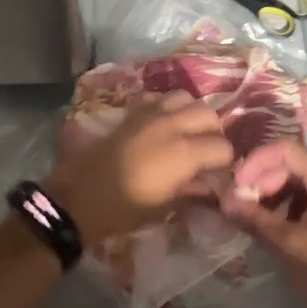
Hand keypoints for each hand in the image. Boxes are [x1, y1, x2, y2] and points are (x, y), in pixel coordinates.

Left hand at [44, 92, 234, 240]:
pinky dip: (169, 107)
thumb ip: (192, 190)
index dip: (225, 162)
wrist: (81, 196)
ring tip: (188, 133)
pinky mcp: (133, 111)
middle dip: (214, 132)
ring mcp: (151, 113)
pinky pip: (161, 98)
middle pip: (209, 115)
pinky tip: (165, 125)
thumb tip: (210, 183)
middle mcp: (172, 125)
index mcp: (185, 152)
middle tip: (207, 153)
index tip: (219, 174)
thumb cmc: (125, 209)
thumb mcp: (165, 207)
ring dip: (193, 113)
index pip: (223, 147)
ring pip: (186, 98)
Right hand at [221, 141, 306, 307]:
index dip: (257, 162)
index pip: (286, 150)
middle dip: (266, 180)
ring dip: (279, 193)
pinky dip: (297, 203)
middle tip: (245, 206)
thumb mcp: (289, 247)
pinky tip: (283, 226)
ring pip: (306, 179)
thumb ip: (256, 219)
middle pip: (296, 163)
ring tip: (259, 218)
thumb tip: (226, 201)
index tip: (237, 186)